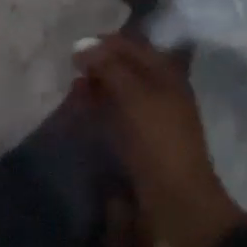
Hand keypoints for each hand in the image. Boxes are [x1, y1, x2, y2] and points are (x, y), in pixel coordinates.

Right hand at [74, 34, 245, 246]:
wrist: (177, 203)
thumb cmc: (157, 140)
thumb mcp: (133, 94)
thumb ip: (108, 65)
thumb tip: (81, 44)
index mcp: (165, 73)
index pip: (130, 44)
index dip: (102, 42)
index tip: (72, 48)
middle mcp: (160, 89)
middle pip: (123, 66)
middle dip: (95, 65)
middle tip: (69, 71)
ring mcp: (151, 116)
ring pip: (117, 90)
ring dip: (94, 88)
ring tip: (71, 94)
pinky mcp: (141, 140)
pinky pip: (116, 114)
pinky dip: (98, 109)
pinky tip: (82, 113)